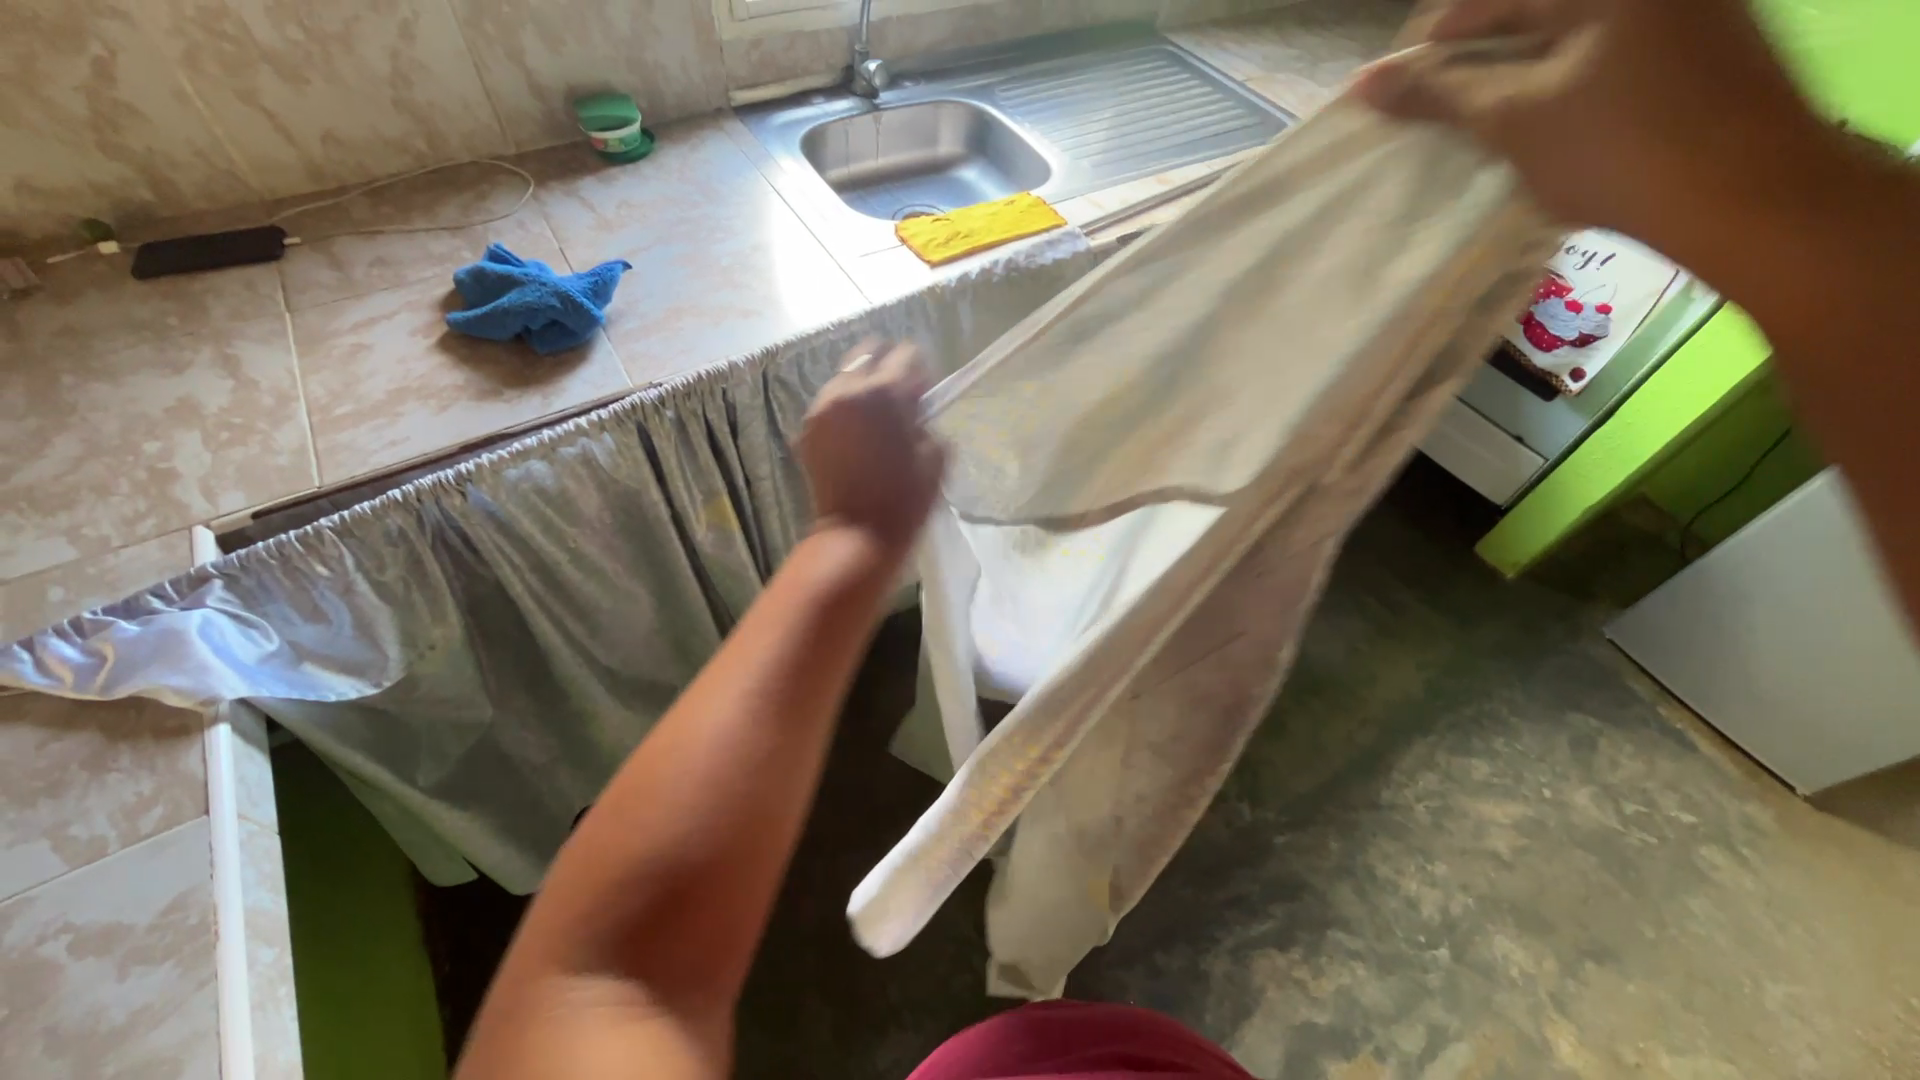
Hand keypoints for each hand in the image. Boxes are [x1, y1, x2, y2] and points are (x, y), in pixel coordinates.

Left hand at [797, 341, 945, 552]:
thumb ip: (926, 417)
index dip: (919, 372)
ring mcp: (822, 408)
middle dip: (886, 367)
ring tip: (873, 421)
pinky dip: (845, 410)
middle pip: (868, 351)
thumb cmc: (906, 498)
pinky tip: (855, 438)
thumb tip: (915, 406)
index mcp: (885, 392)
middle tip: (898, 400)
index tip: (923, 394)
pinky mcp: (808, 428)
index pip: (907, 353)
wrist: (858, 533)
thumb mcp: (935, 453)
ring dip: (862, 388)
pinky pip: (830, 404)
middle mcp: (848, 390)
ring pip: (845, 376)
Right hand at [1355, 0, 1848, 258]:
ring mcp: (1673, 10)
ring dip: (1505, 80)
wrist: (1751, 194)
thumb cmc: (1619, 149)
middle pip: (1521, 15)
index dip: (1424, 51)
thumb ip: (1438, 93)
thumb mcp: (1514, 118)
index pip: (1479, 1)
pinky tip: (1532, 130)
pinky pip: (1595, 56)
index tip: (1388, 100)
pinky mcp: (1690, 48)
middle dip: (1466, 67)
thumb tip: (1364, 84)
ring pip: (1556, 39)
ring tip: (1472, 130)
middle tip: (1427, 119)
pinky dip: (1551, 88)